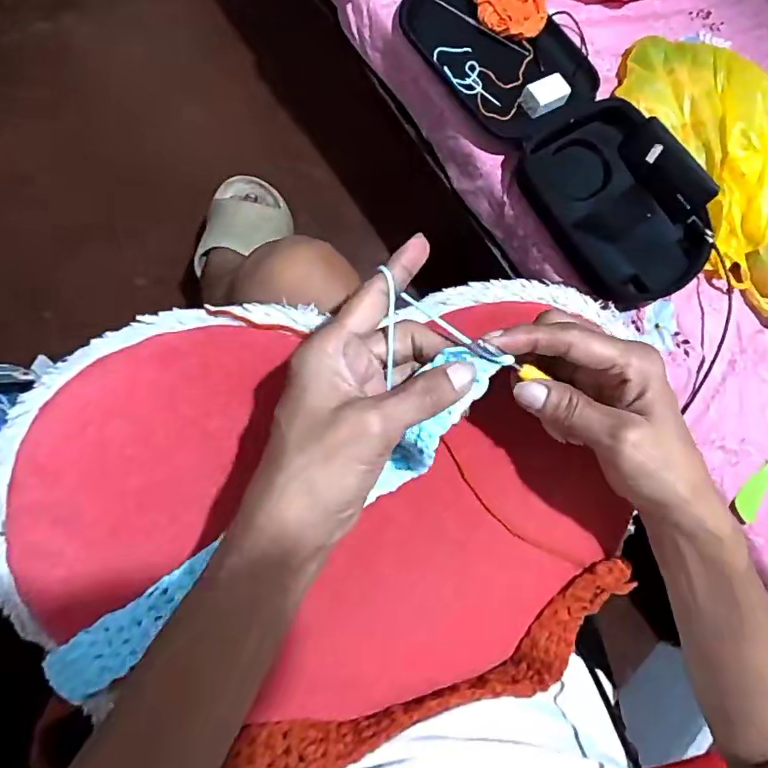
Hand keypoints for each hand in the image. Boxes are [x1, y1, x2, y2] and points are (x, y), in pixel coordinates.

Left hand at [237, 235, 474, 552]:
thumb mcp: (374, 424)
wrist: (293, 527)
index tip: (422, 240)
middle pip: (399, 336)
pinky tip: (453, 400)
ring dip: (437, 372)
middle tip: (475, 362)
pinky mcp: (367, 419)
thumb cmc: (320, 467)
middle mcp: (343, 363)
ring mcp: (356, 392)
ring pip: (407, 366)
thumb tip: (469, 370)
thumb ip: (424, 393)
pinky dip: (429, 395)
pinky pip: (406, 394)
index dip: (398, 269)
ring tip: (470, 382)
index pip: (371, 297)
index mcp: (331, 350)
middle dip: (436, 344)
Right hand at [488, 311, 722, 530]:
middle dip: (530, 351)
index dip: (530, 337)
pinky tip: (564, 431)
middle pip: (561, 335)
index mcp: (631, 359)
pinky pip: (558, 384)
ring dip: (539, 382)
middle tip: (505, 376)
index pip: (572, 337)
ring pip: (555, 359)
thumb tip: (520, 386)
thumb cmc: (658, 469)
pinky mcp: (594, 394)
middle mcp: (617, 357)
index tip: (490, 343)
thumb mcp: (616, 439)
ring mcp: (605, 375)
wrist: (677, 503)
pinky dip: (549, 401)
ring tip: (556, 426)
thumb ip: (569, 409)